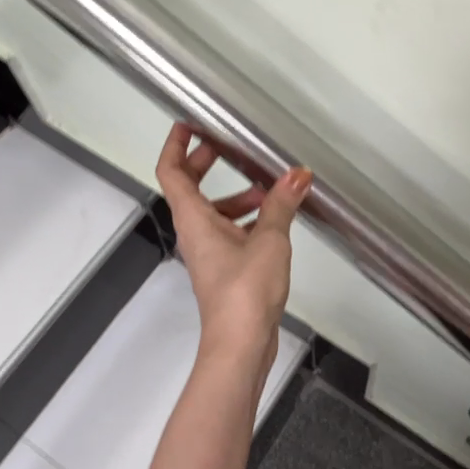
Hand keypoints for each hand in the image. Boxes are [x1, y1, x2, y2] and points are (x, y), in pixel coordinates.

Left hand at [155, 124, 311, 368]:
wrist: (240, 343)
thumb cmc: (245, 291)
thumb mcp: (269, 239)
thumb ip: (282, 203)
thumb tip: (298, 174)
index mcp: (194, 219)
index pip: (172, 172)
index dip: (176, 145)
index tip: (189, 125)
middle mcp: (195, 233)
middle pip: (191, 188)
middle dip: (208, 163)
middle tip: (231, 147)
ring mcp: (209, 252)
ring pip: (215, 211)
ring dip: (237, 194)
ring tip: (271, 188)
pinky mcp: (225, 269)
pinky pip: (230, 231)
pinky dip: (248, 218)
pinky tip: (275, 220)